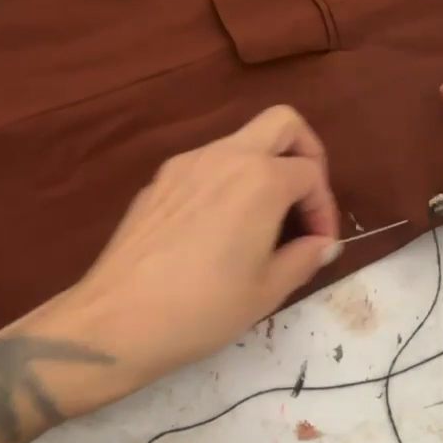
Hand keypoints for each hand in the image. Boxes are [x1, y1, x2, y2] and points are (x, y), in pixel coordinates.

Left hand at [24, 105, 341, 410]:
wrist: (118, 319)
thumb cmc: (203, 308)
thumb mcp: (267, 291)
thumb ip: (304, 257)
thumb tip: (322, 243)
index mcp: (260, 178)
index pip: (310, 173)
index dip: (324, 208)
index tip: (319, 244)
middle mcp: (224, 156)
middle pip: (281, 123)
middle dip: (306, 153)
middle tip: (303, 200)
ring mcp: (186, 163)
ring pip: (240, 141)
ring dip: (263, 168)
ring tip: (262, 222)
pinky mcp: (158, 180)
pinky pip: (207, 165)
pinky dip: (228, 181)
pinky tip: (218, 229)